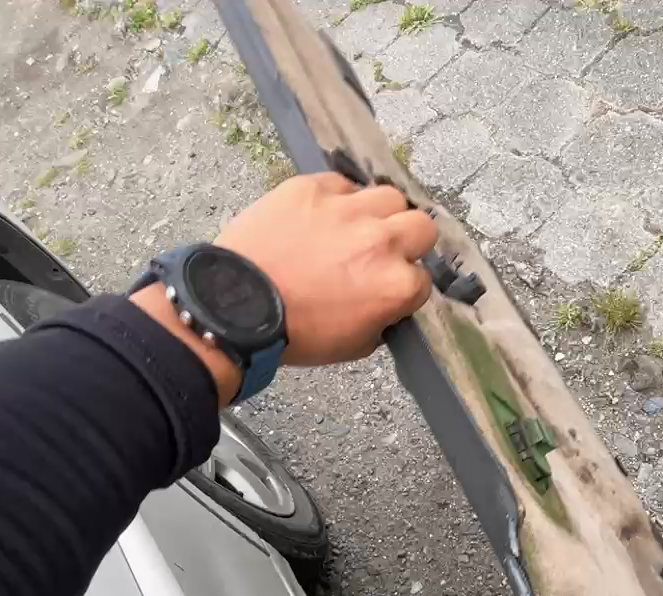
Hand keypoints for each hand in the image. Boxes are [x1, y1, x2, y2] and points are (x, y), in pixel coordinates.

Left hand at [216, 172, 436, 365]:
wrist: (238, 305)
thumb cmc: (299, 333)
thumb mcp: (358, 344)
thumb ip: (385, 317)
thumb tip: (387, 303)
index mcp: (397, 286)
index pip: (424, 279)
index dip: (407, 286)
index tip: (390, 290)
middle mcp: (381, 242)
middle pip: (422, 227)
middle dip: (411, 242)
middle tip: (388, 253)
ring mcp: (348, 210)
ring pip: (390, 197)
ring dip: (382, 213)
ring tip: (362, 227)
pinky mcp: (313, 188)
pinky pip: (344, 184)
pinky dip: (341, 199)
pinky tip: (328, 216)